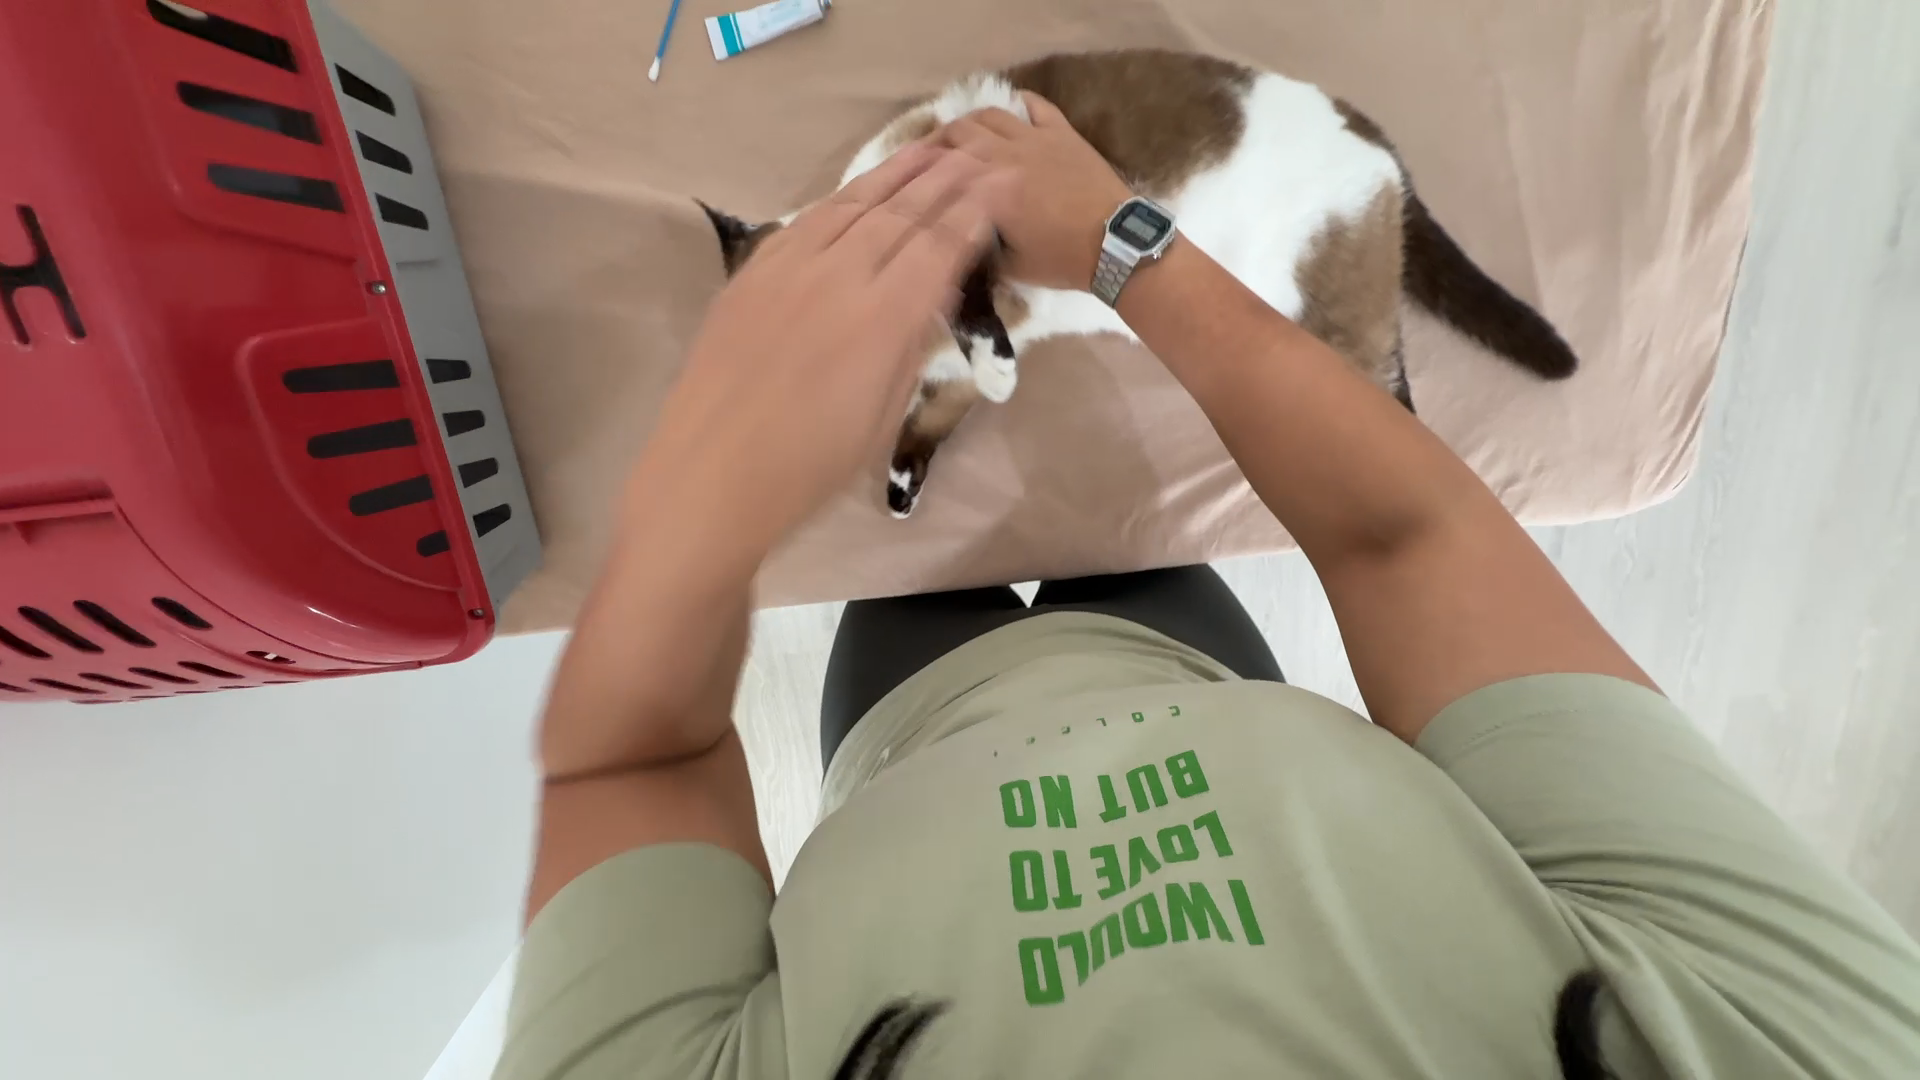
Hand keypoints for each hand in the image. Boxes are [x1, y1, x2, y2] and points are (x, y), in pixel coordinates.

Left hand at [628, 144, 1012, 559]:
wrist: (712, 477)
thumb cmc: (809, 469)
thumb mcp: (880, 416)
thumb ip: (908, 349)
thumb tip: (928, 304)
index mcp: (881, 319)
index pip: (939, 245)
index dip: (974, 210)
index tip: (1000, 183)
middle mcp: (837, 276)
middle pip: (900, 212)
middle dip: (944, 178)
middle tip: (976, 154)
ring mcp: (787, 268)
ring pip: (851, 204)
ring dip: (896, 173)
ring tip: (929, 149)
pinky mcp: (751, 274)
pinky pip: (805, 220)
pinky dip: (842, 198)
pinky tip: (858, 191)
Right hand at [939, 92, 1133, 290]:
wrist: (1113, 245)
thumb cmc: (1060, 260)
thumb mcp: (1010, 267)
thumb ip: (981, 246)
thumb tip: (962, 234)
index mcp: (988, 189)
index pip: (944, 170)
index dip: (924, 171)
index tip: (912, 180)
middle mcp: (1005, 154)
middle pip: (960, 134)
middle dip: (939, 142)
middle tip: (930, 157)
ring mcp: (1035, 138)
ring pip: (991, 115)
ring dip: (970, 122)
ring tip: (962, 135)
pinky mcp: (1061, 133)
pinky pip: (1033, 105)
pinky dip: (1015, 104)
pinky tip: (1007, 110)